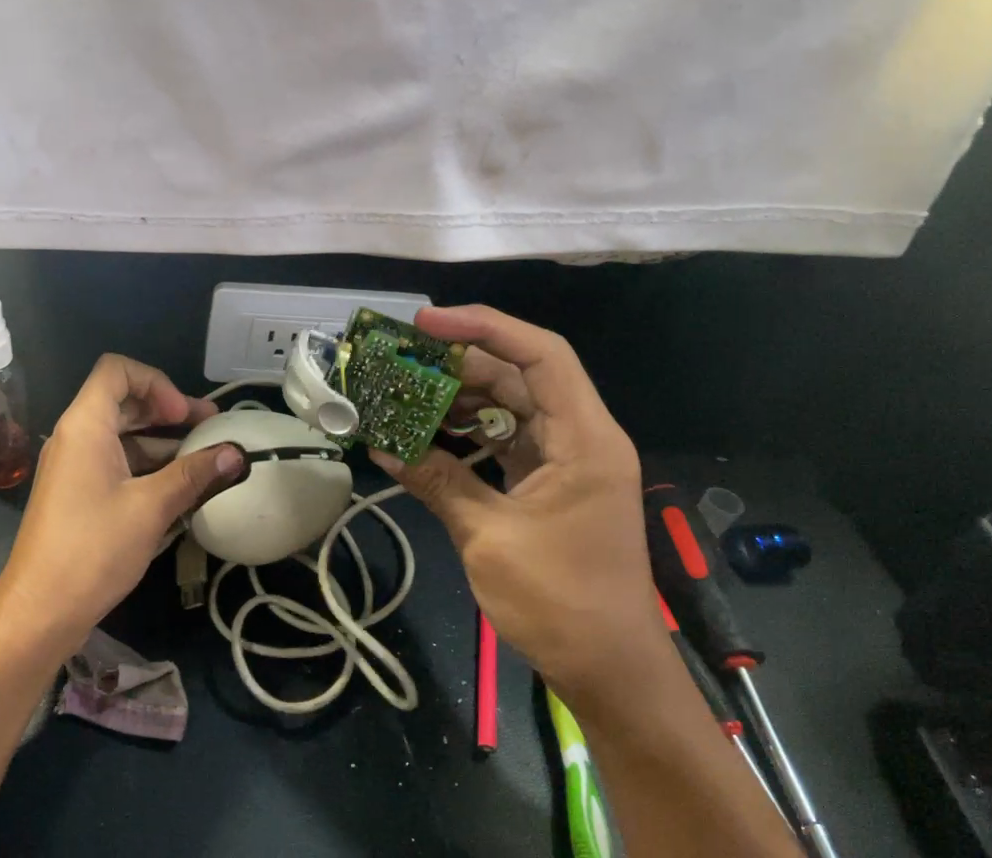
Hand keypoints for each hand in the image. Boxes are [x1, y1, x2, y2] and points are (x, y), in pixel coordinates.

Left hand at [0, 354, 243, 650]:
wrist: (40, 609)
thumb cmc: (93, 548)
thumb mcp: (151, 508)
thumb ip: (195, 475)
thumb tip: (238, 454)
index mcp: (85, 425)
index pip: (117, 370)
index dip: (156, 382)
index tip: (183, 416)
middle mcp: (74, 437)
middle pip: (122, 402)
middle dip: (168, 412)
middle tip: (212, 429)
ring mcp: (72, 468)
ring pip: (120, 437)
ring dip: (161, 444)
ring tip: (205, 463)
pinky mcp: (75, 496)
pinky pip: (113, 465)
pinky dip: (146, 468)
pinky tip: (178, 491)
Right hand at [369, 306, 665, 700]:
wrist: (609, 669)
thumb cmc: (559, 601)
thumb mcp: (487, 537)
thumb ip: (437, 481)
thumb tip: (382, 445)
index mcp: (583, 439)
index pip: (542, 355)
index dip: (484, 327)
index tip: (426, 323)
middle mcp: (580, 438)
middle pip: (520, 377)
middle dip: (458, 363)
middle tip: (397, 359)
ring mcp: (566, 463)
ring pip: (509, 408)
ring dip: (458, 399)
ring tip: (401, 393)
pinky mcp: (550, 486)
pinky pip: (505, 443)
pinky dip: (466, 436)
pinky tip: (423, 435)